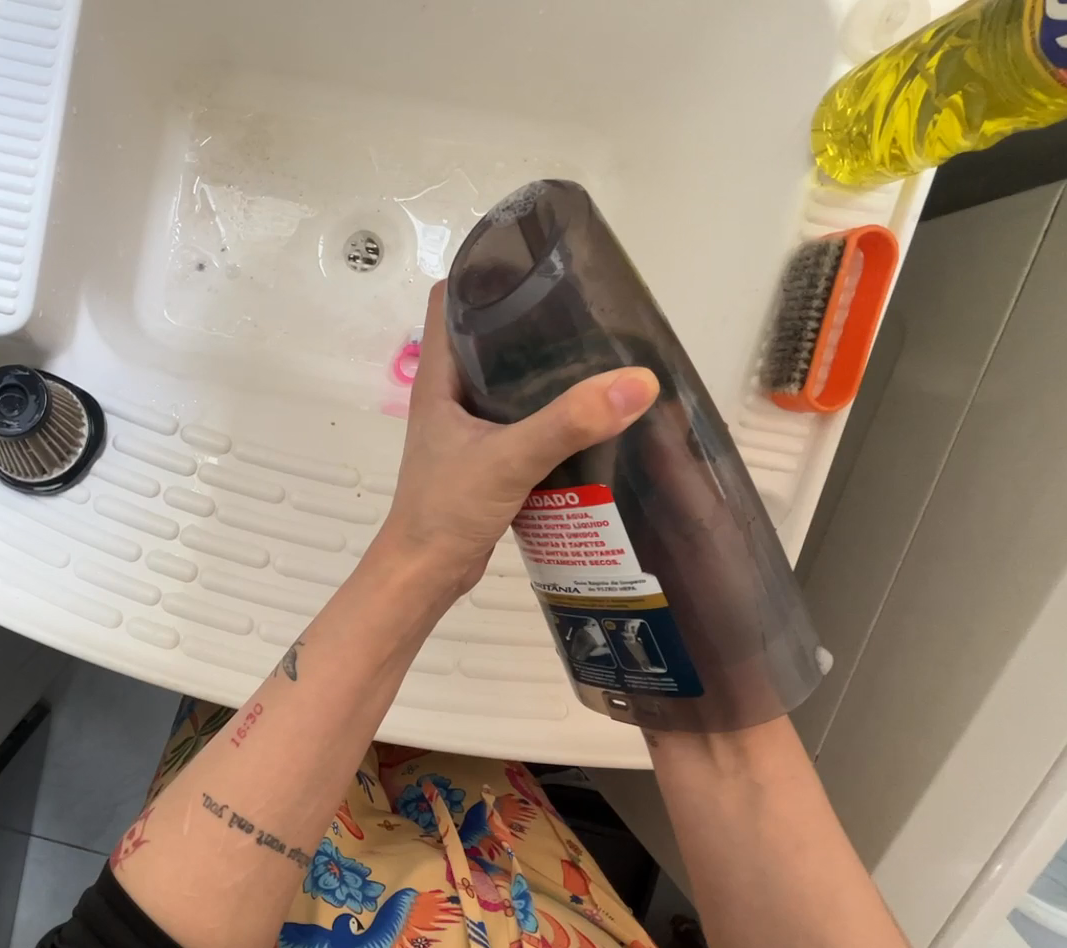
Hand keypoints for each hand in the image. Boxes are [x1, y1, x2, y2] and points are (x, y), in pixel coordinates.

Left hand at [373, 281, 659, 595]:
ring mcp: (465, 425)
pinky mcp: (484, 453)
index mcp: (438, 379)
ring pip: (504, 377)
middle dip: (530, 315)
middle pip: (485, 334)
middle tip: (590, 303)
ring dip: (543, 364)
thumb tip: (640, 380)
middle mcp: (448, 394)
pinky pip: (518, 415)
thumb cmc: (447, 510)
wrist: (427, 570)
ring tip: (600, 348)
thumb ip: (568, 422)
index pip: (450, 301)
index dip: (484, 271)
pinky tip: (589, 408)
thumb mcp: (508, 460)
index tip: (537, 257)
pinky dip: (548, 406)